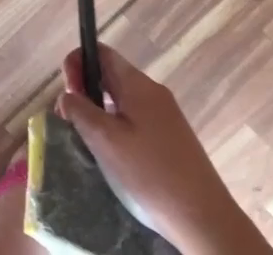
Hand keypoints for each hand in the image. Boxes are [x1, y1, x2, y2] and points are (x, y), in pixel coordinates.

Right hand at [57, 44, 272, 254]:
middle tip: (73, 124)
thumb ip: (79, 110)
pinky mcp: (173, 140)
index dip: (77, 63)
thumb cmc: (149, 174)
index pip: (100, 52)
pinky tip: (116, 160)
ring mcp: (167, 118)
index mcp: (138, 85)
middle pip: (111, 76)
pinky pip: (136, 122)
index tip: (69, 95)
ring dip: (100, 115)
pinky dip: (118, 130)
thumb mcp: (103, 140)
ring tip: (91, 146)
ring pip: (122, 102)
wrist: (204, 220)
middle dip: (86, 93)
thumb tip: (68, 96)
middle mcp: (154, 94)